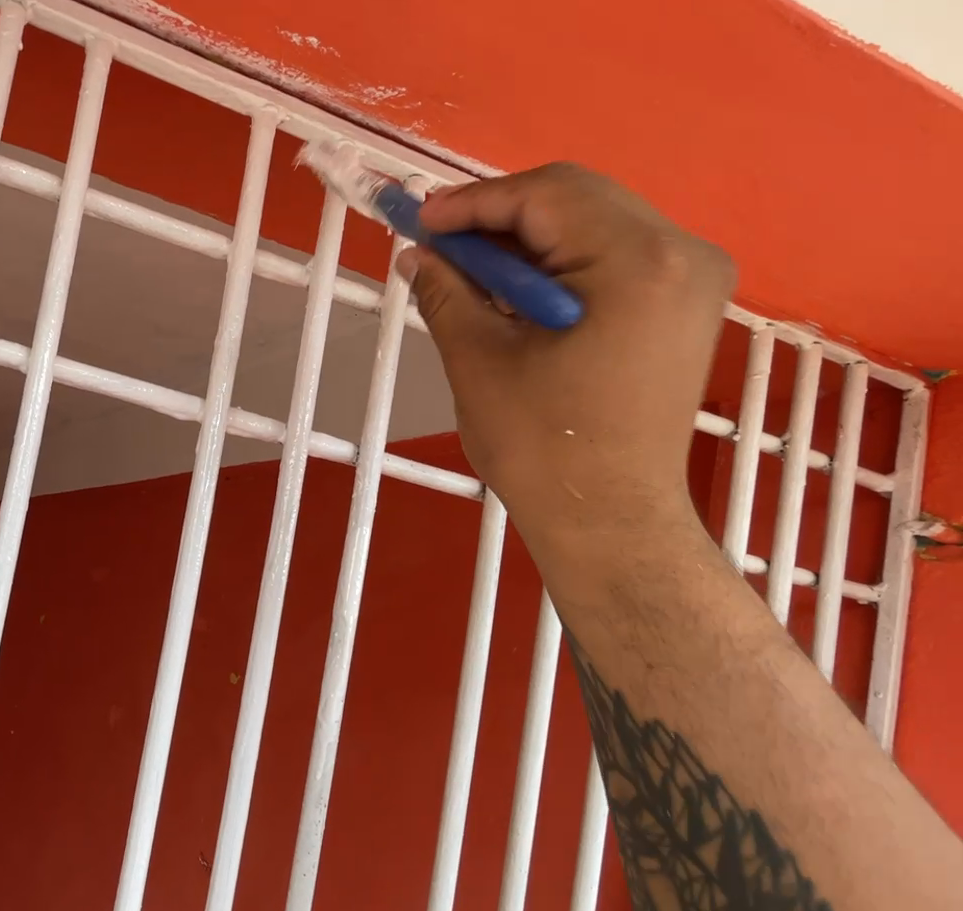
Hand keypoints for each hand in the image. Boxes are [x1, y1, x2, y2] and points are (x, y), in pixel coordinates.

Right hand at [398, 163, 736, 566]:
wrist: (607, 515)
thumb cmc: (540, 445)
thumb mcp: (479, 362)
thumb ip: (447, 293)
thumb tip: (416, 255)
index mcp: (637, 262)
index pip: (547, 195)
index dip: (473, 202)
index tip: (417, 220)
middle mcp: (682, 252)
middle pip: (578, 200)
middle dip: (498, 217)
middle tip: (436, 246)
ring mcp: (692, 278)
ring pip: (595, 225)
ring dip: (525, 241)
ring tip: (467, 273)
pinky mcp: (682, 306)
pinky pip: (612, 258)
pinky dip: (556, 264)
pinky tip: (513, 294)